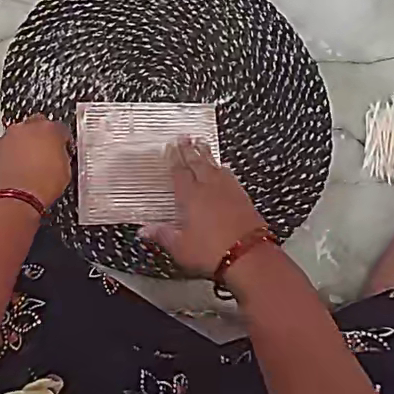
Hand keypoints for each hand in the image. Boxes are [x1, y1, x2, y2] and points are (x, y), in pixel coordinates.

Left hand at [0, 116, 71, 208]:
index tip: (59, 147)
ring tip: (25, 163)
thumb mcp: (65, 170)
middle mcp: (29, 128)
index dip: (60, 140)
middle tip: (40, 154)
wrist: (19, 199)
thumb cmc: (42, 186)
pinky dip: (6, 152)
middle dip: (38, 137)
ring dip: (21, 144)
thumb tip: (58, 155)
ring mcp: (10, 136)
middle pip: (36, 125)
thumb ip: (61, 154)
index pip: (59, 128)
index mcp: (51, 130)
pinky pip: (2, 145)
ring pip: (17, 134)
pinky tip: (11, 165)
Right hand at [140, 139, 270, 277]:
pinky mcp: (243, 197)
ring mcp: (228, 191)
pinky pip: (229, 176)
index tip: (171, 146)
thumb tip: (144, 230)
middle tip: (185, 137)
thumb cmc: (212, 252)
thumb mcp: (181, 247)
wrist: (248, 256)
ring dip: (206, 154)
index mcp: (191, 197)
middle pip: (197, 163)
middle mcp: (209, 188)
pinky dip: (223, 169)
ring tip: (201, 144)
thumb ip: (163, 235)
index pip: (180, 172)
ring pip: (214, 166)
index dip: (175, 158)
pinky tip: (223, 168)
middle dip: (189, 149)